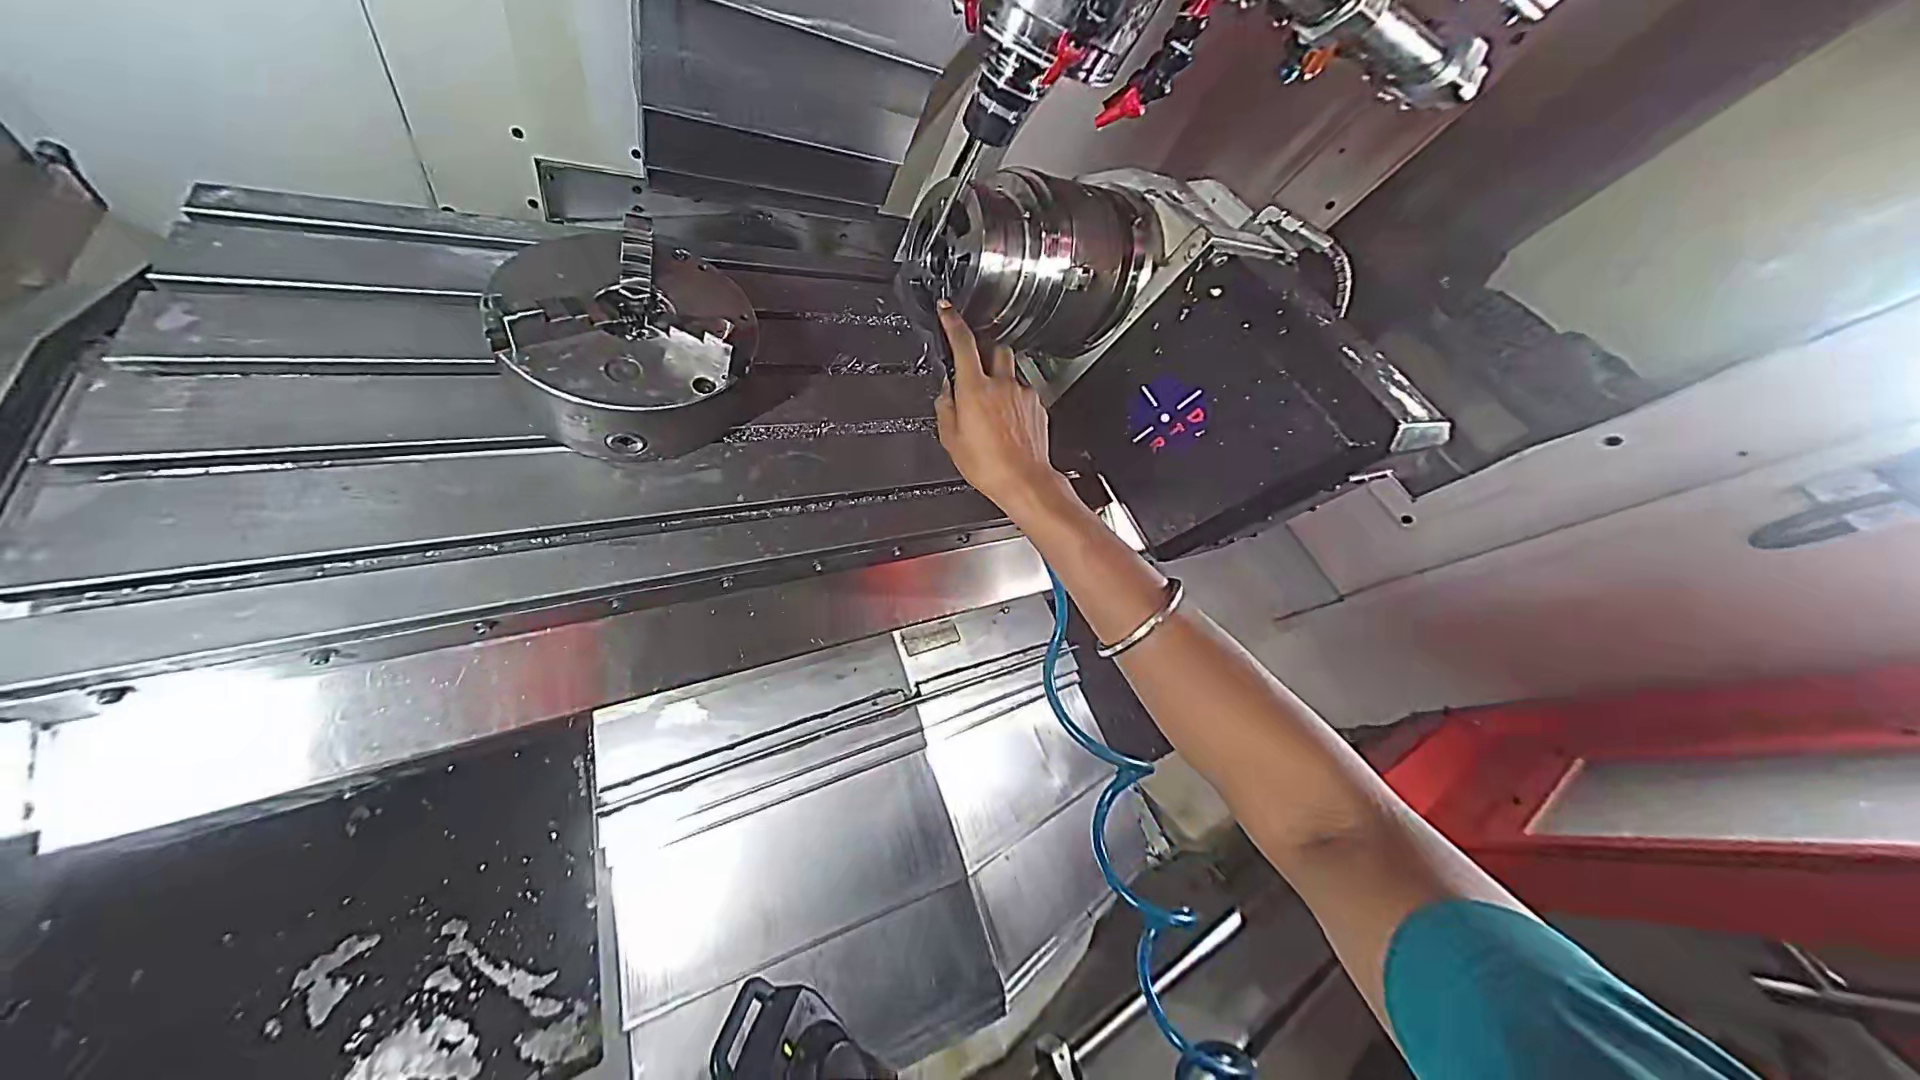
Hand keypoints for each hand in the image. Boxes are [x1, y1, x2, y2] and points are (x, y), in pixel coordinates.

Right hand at [932, 302, 1064, 515]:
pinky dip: (1014, 399)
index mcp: (974, 389)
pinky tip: (1008, 421)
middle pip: (995, 348)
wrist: (1024, 481)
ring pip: (1011, 371)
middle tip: (975, 369)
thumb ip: (945, 409)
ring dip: (1001, 378)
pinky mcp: (1037, 405)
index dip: (953, 321)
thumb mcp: (951, 439)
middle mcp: (1002, 384)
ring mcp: (1023, 393)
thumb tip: (945, 394)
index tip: (947, 310)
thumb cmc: (988, 465)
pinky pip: (1024, 391)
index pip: (962, 342)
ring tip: (992, 405)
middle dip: (984, 352)